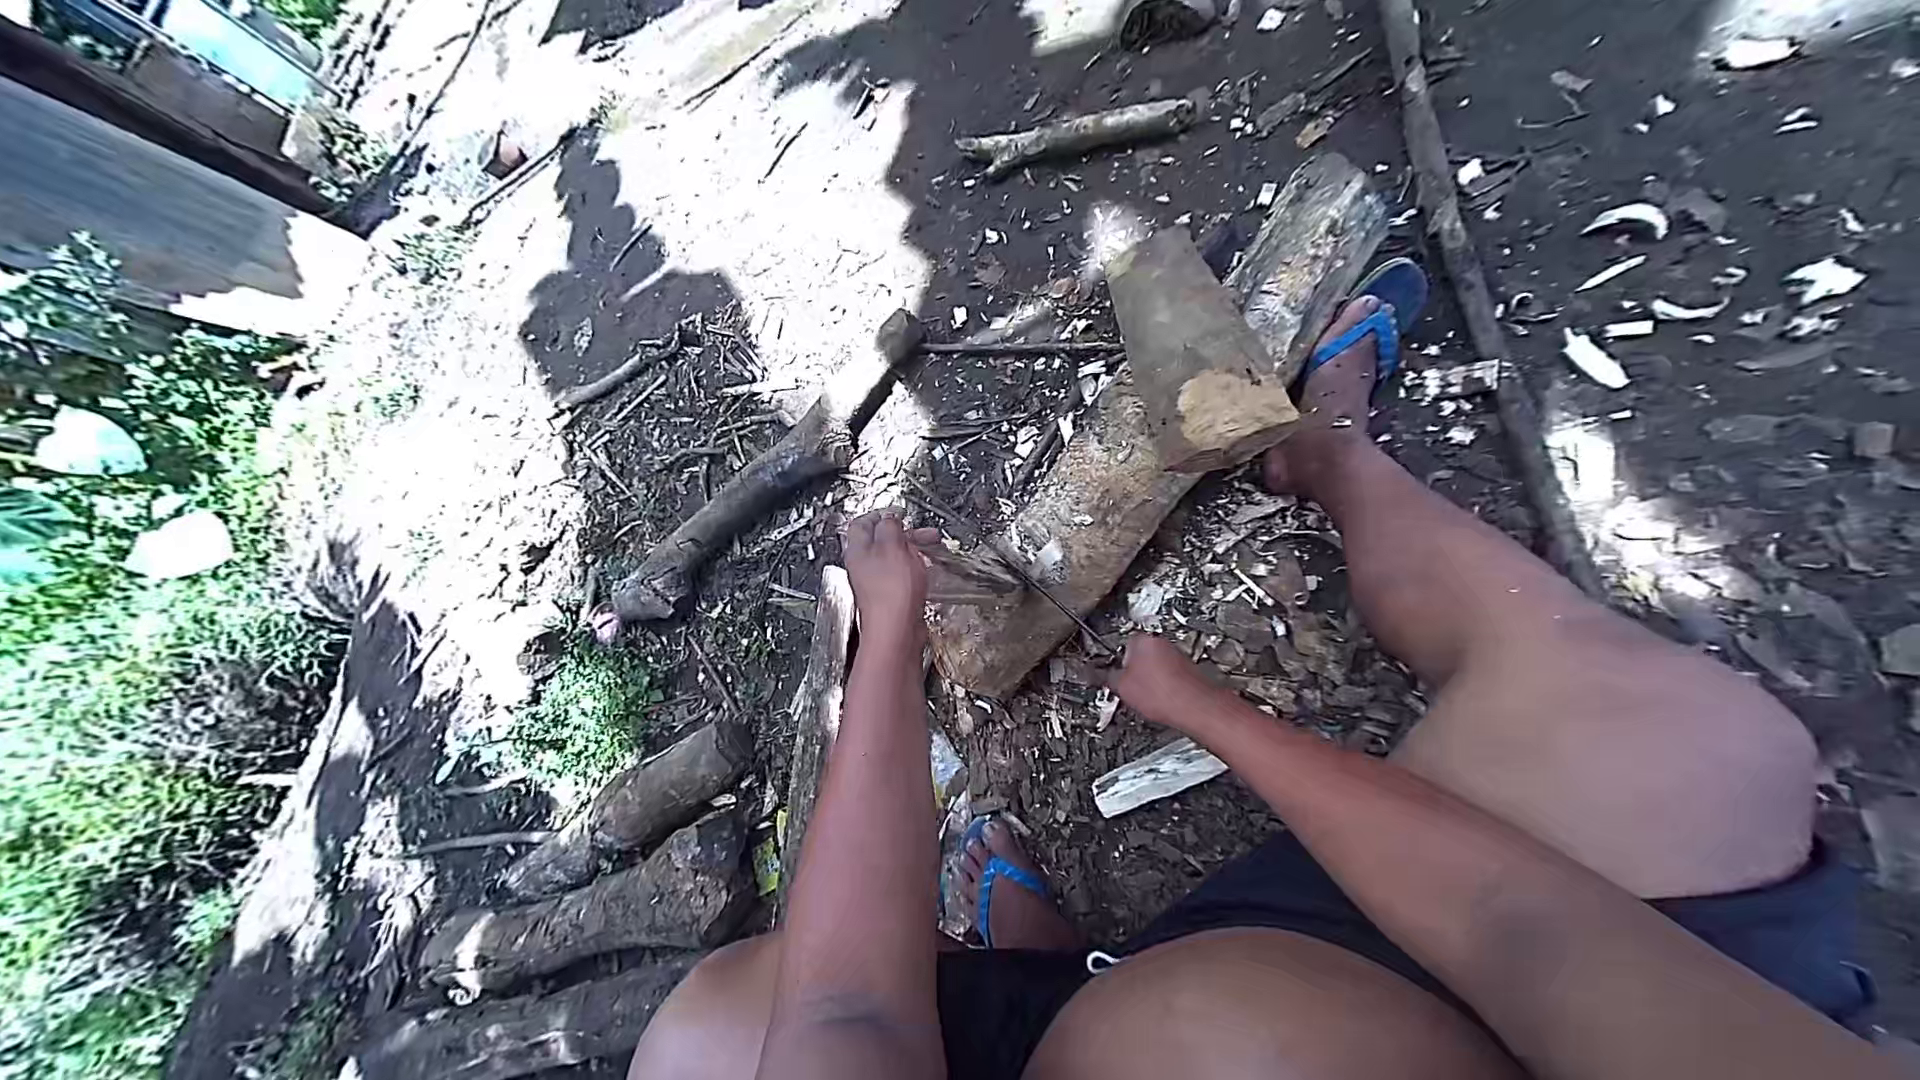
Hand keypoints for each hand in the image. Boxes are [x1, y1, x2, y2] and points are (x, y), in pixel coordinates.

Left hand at [841, 511, 937, 636]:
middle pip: (881, 541)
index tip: (899, 513)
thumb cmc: (892, 591)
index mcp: (858, 551)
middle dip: (905, 534)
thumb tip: (890, 516)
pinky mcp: (891, 598)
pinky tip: (928, 572)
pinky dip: (916, 570)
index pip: (862, 524)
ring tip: (931, 551)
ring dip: (913, 551)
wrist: (896, 632)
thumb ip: (890, 526)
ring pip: (895, 559)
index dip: (881, 514)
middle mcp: (864, 566)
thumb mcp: (892, 546)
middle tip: (924, 532)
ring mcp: (877, 583)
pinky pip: (903, 577)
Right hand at [1106, 633, 1222, 732]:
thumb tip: (1101, 675)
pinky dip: (1163, 686)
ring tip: (1146, 697)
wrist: (1196, 708)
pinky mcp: (1188, 669)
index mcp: (1142, 640)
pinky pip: (1167, 675)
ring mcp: (1176, 655)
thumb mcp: (1121, 687)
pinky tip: (1160, 700)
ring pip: (1153, 665)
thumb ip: (1107, 676)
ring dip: (1148, 679)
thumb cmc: (1164, 694)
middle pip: (1138, 654)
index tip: (1111, 673)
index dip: (1113, 662)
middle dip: (1132, 671)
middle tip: (1127, 687)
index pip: (1120, 645)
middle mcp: (1161, 643)